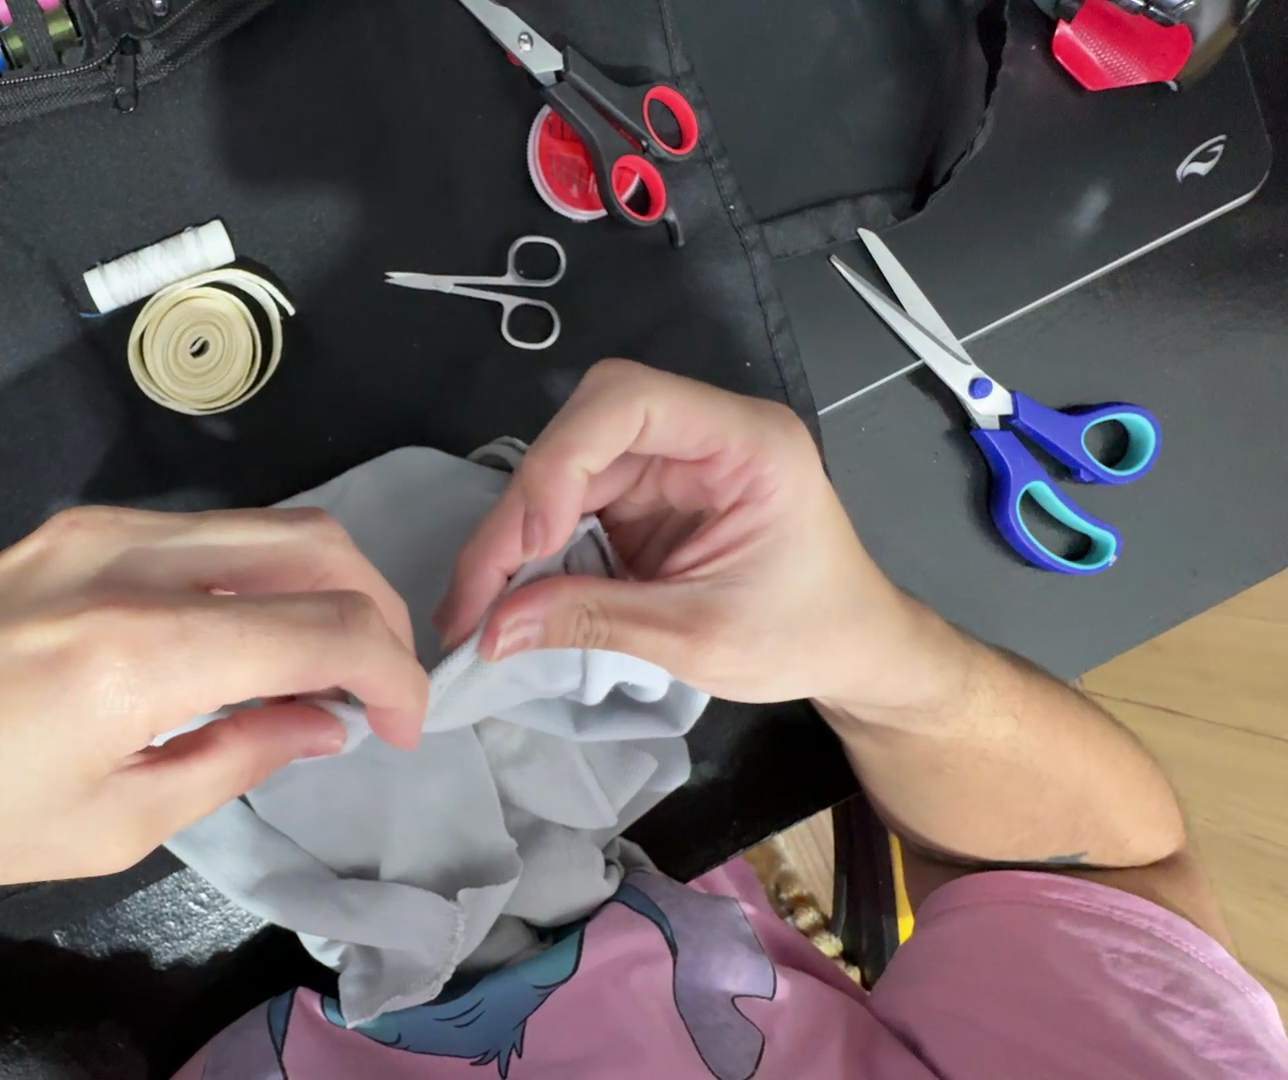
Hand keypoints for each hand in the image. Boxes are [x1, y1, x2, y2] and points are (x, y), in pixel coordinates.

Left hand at [0, 506, 427, 945]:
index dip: (394, 675)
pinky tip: (248, 630)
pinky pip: (209, 532)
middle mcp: (130, 559)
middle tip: (379, 683)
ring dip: (323, 586)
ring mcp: (100, 526)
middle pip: (316, 545)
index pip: (327, 629)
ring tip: (322, 660)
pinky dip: (260, 574)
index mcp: (141, 653)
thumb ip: (245, 752)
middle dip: (377, 611)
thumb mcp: (121, 820)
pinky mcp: (76, 523)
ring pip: (269, 523)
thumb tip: (331, 720)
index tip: (404, 724)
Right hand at [437, 360, 968, 710]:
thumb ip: (593, 622)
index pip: (627, 402)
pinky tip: (500, 596)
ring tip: (473, 607)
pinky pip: (556, 512)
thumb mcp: (700, 638)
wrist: (845, 649)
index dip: (562, 461)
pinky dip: (521, 556)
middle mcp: (689, 437)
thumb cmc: (805, 635)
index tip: (536, 544)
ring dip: (505, 541)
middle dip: (514, 519)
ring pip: (550, 478)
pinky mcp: (629, 500)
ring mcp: (655, 466)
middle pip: (571, 442)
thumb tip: (492, 630)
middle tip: (474, 598)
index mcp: (741, 442)